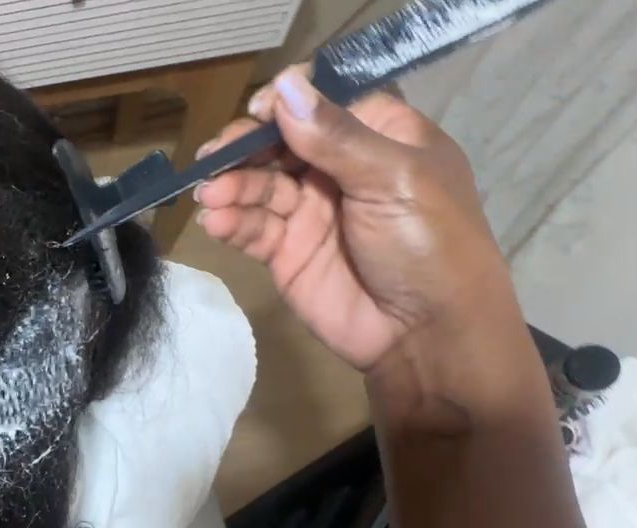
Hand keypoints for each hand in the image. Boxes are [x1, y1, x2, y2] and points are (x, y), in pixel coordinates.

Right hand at [195, 68, 522, 374]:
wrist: (421, 332)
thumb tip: (284, 85)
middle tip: (214, 160)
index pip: (321, 104)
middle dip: (244, 149)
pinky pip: (251, 229)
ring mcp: (308, 213)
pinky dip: (230, 223)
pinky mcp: (284, 254)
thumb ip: (335, 136)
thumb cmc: (427, 242)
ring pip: (258, 187)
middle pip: (279, 145)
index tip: (258, 113)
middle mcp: (338, 169)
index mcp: (378, 136)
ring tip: (209, 197)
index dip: (286, 105)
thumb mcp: (392, 177)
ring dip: (230, 187)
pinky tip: (214, 221)